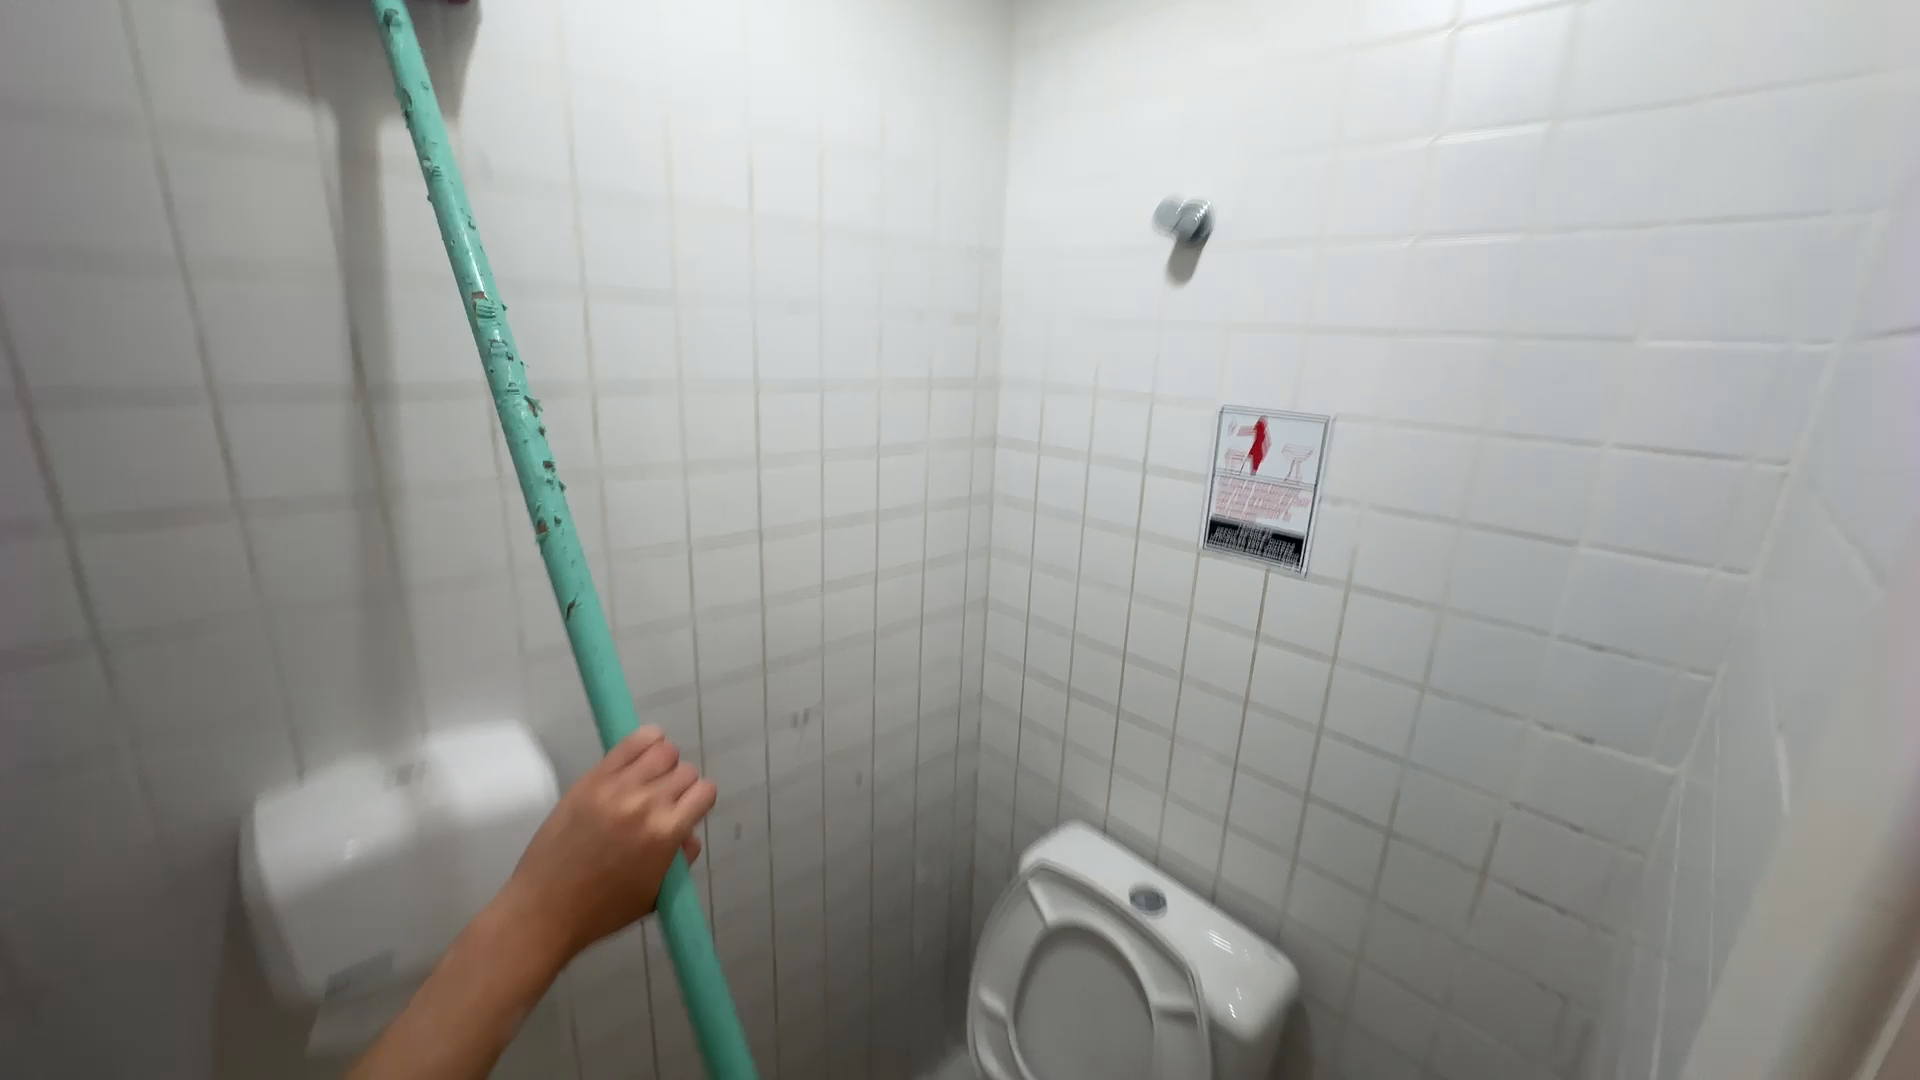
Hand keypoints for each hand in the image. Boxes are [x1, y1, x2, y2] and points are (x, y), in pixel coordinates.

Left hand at [493, 726, 716, 961]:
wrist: (543, 910)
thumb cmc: (603, 910)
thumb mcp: (657, 893)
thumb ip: (681, 857)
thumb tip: (686, 831)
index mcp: (666, 833)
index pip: (705, 791)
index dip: (700, 801)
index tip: (687, 811)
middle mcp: (647, 804)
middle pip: (686, 770)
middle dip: (681, 786)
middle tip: (663, 802)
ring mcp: (618, 788)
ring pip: (664, 750)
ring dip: (664, 764)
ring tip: (650, 780)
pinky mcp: (592, 779)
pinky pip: (631, 742)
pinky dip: (646, 741)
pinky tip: (642, 755)